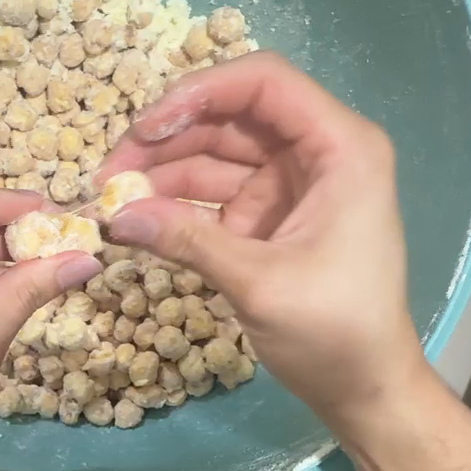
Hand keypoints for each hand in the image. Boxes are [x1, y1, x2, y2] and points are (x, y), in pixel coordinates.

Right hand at [98, 52, 429, 429]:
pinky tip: (138, 221)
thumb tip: (116, 217)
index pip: (264, 85)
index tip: (143, 128)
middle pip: (231, 121)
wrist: (362, 386)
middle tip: (108, 175)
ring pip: (215, 160)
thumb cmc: (333, 330)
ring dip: (163, 176)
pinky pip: (213, 201)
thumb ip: (189, 242)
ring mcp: (286, 190)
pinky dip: (176, 210)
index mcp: (339, 148)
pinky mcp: (265, 224)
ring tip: (112, 201)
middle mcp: (313, 156)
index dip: (199, 93)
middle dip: (168, 141)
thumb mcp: (259, 282)